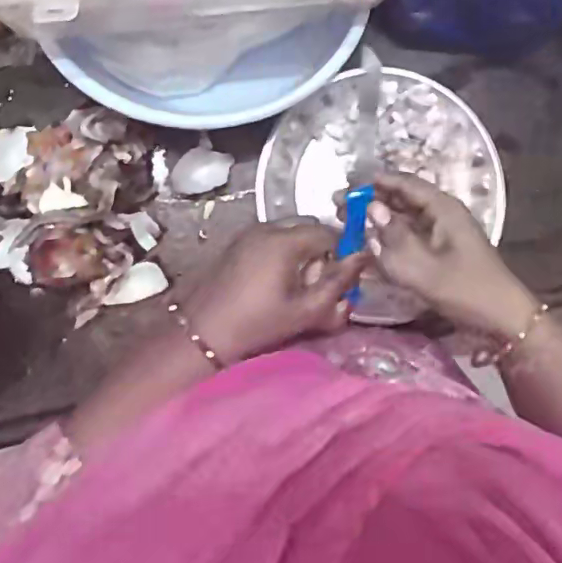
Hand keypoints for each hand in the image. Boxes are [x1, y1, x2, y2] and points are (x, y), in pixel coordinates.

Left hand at [182, 220, 371, 361]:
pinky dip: (281, 251)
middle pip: (309, 227)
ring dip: (300, 249)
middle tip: (315, 282)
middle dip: (320, 249)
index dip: (339, 253)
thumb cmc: (256, 324)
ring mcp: (248, 233)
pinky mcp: (236, 243)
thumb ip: (338, 284)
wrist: (198, 334)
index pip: (329, 233)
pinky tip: (273, 281)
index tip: (336, 279)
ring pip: (289, 231)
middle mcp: (268, 227)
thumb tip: (363, 258)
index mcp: (286, 240)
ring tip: (294, 283)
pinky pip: (270, 237)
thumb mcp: (304, 311)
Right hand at [361, 173, 538, 336]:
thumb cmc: (467, 290)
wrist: (503, 320)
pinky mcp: (442, 253)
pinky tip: (370, 246)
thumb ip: (394, 238)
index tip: (346, 186)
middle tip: (339, 206)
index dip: (375, 183)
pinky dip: (390, 239)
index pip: (405, 183)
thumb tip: (372, 208)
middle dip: (371, 201)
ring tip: (348, 223)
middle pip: (402, 199)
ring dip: (378, 220)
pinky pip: (411, 238)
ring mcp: (443, 234)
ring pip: (404, 219)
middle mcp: (442, 214)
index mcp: (443, 208)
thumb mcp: (425, 267)